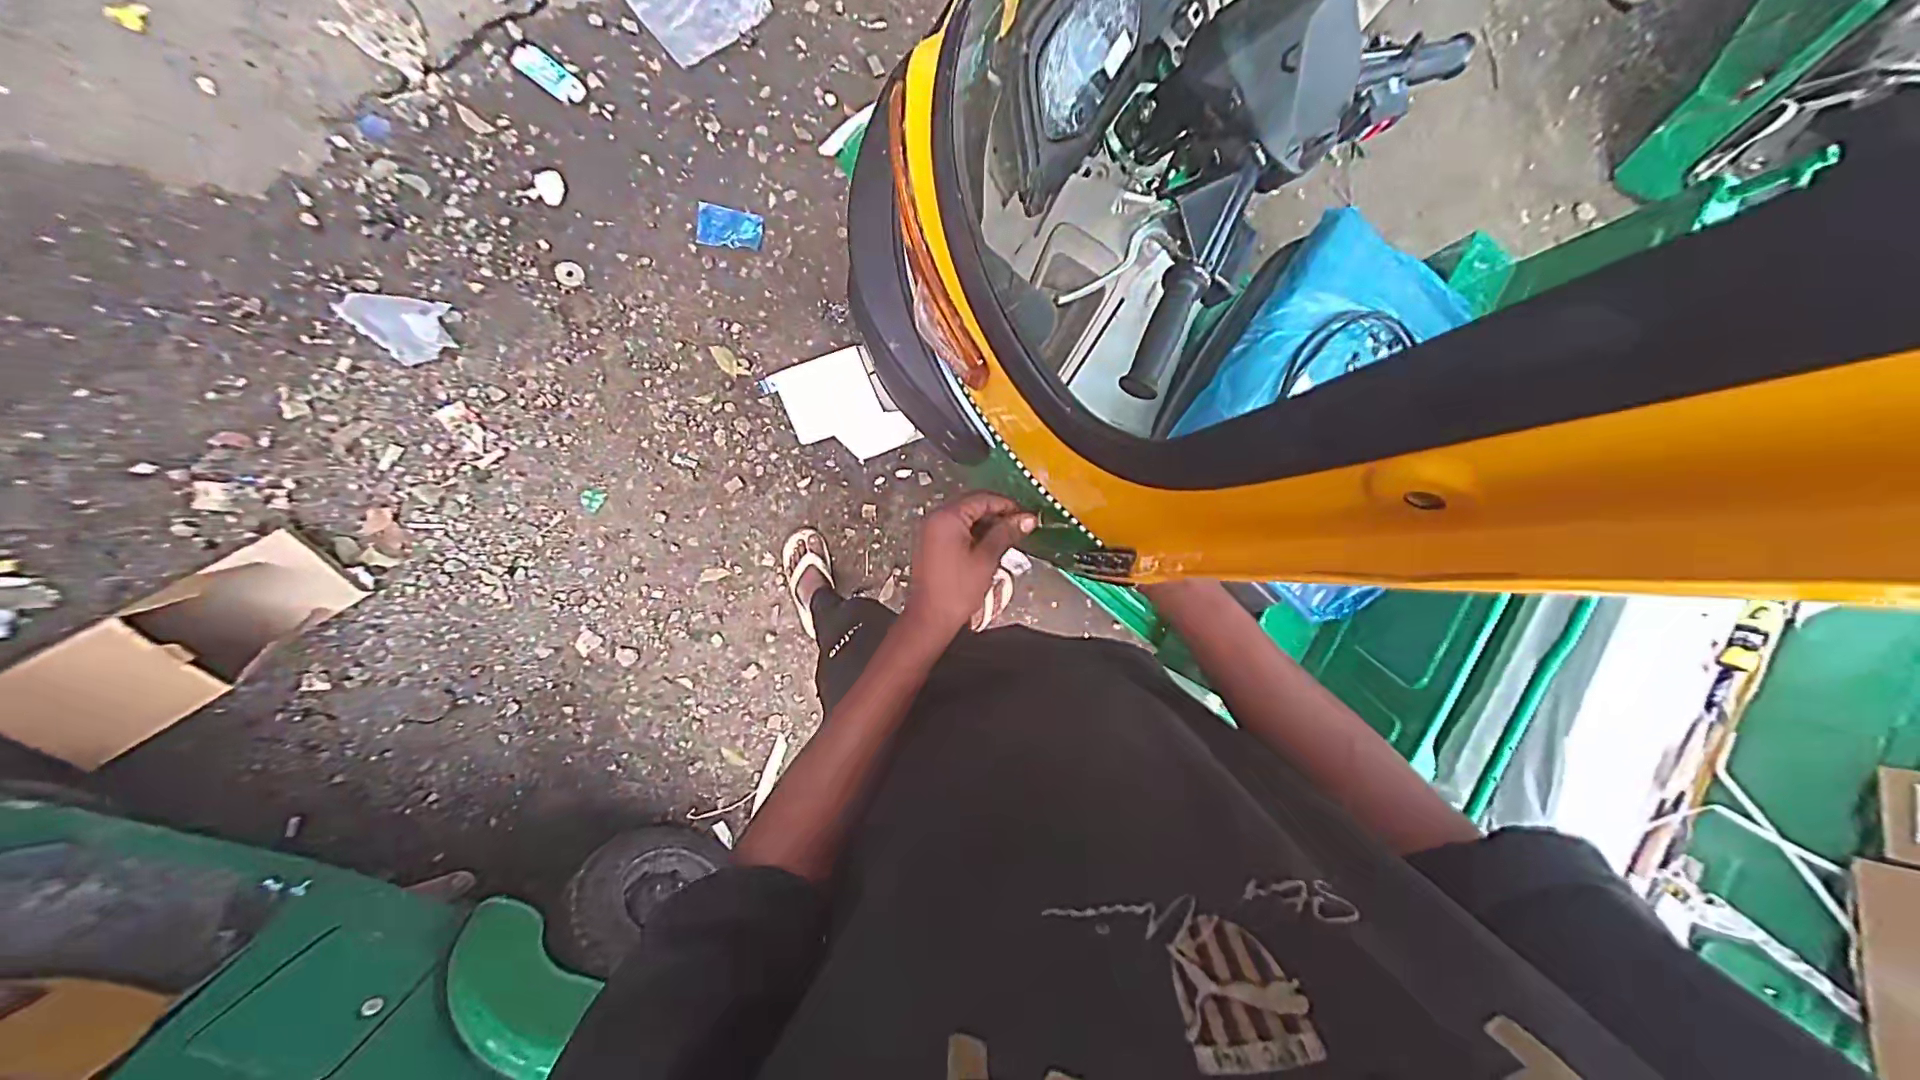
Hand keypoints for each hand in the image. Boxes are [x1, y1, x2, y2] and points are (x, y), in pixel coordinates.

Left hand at [904, 491, 1035, 636]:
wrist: (931, 618)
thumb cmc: (956, 590)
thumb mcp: (987, 558)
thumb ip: (1006, 533)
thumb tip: (1026, 518)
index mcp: (947, 517)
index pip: (982, 499)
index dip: (1007, 506)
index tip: (1025, 516)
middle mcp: (936, 519)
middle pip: (973, 506)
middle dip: (997, 515)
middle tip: (1019, 527)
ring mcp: (931, 531)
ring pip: (965, 518)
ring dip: (987, 526)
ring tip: (1007, 539)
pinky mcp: (932, 544)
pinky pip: (956, 530)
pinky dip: (974, 534)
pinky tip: (989, 547)